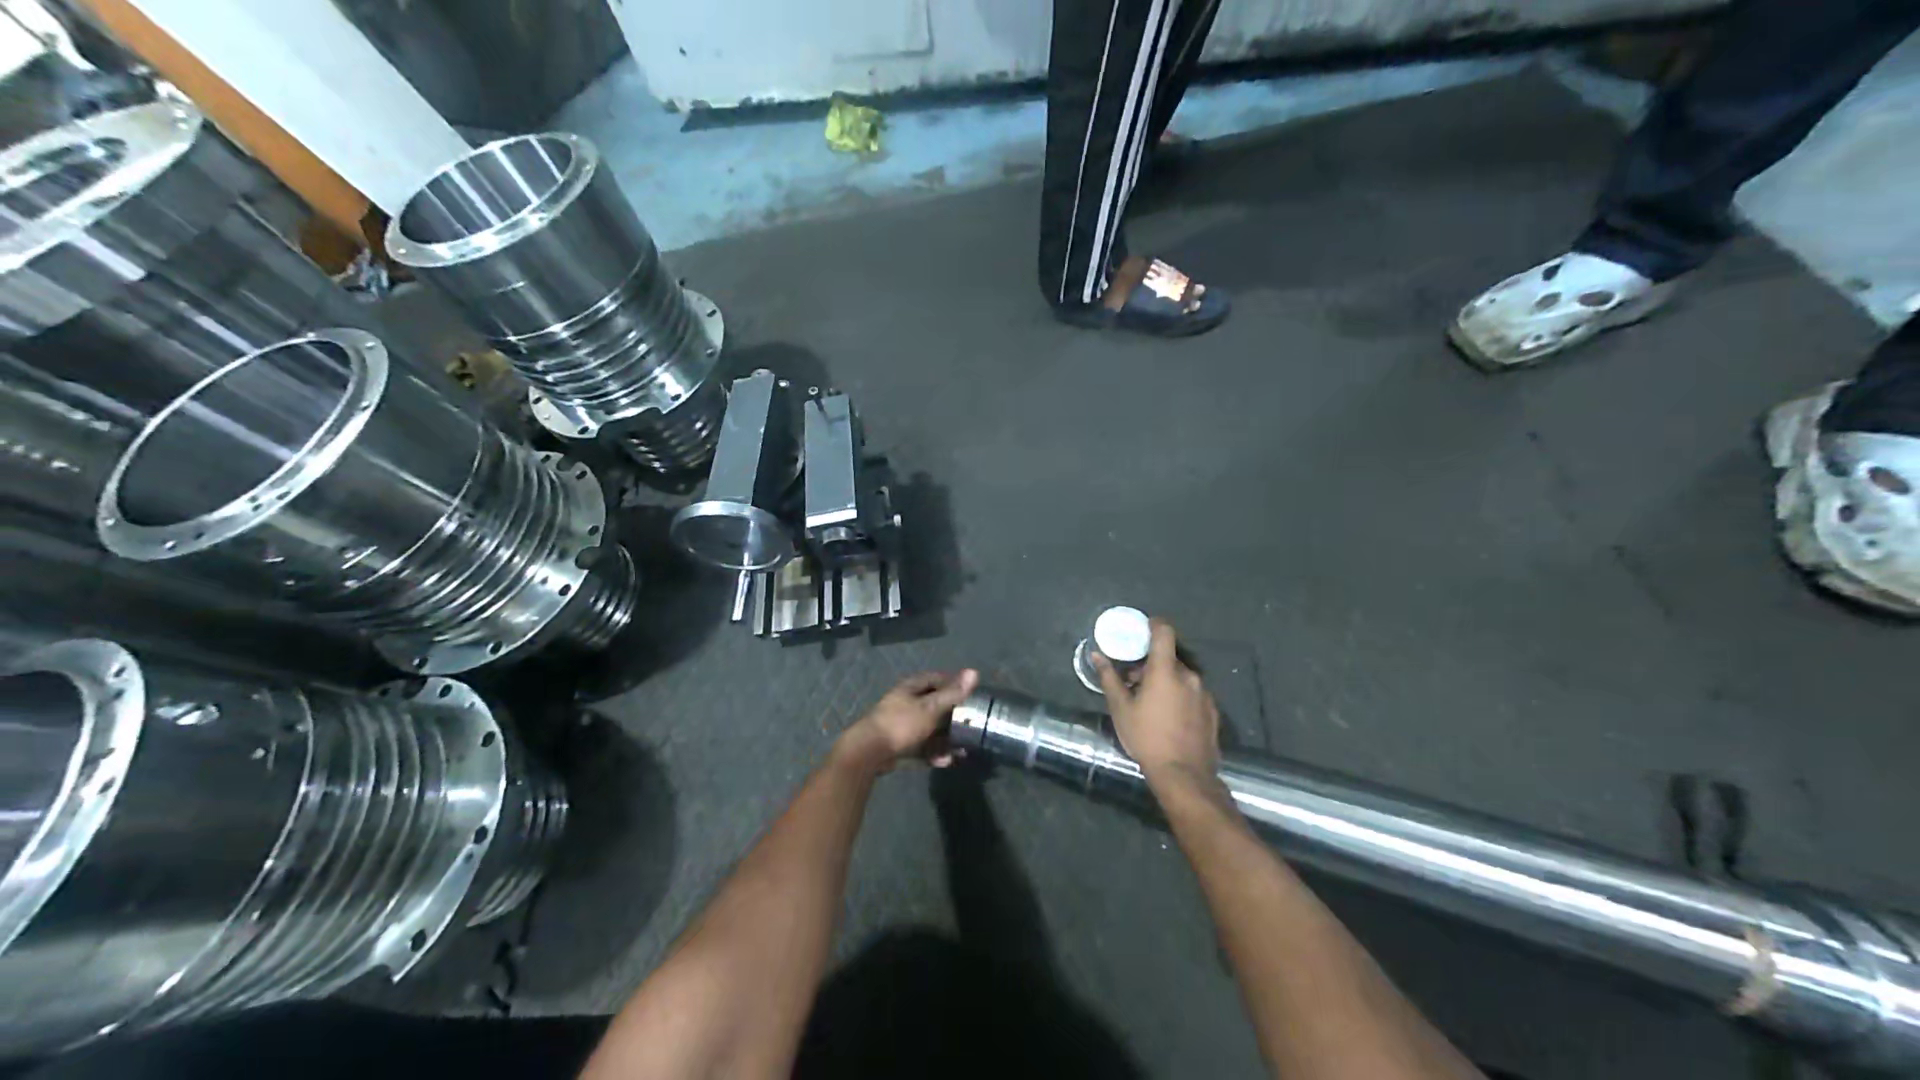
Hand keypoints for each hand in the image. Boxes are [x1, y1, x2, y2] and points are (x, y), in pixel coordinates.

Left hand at [834, 669, 979, 775]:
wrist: (870, 752)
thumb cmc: (902, 723)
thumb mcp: (931, 707)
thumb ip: (953, 693)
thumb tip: (974, 672)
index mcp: (911, 688)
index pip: (936, 679)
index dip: (954, 684)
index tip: (971, 693)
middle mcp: (906, 704)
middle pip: (934, 706)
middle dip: (953, 717)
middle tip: (970, 725)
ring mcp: (902, 725)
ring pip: (930, 729)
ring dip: (946, 739)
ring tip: (962, 749)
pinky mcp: (899, 745)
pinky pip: (922, 747)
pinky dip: (934, 753)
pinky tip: (946, 761)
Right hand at [1094, 619, 1220, 789]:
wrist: (1184, 774)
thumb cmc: (1146, 738)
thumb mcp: (1121, 709)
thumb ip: (1109, 678)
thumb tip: (1097, 655)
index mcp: (1165, 670)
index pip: (1164, 632)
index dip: (1154, 625)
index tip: (1143, 629)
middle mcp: (1189, 676)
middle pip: (1169, 658)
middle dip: (1152, 664)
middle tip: (1135, 681)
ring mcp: (1204, 694)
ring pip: (1182, 677)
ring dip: (1166, 681)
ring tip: (1151, 703)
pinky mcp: (1212, 711)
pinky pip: (1193, 694)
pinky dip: (1180, 697)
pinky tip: (1169, 718)